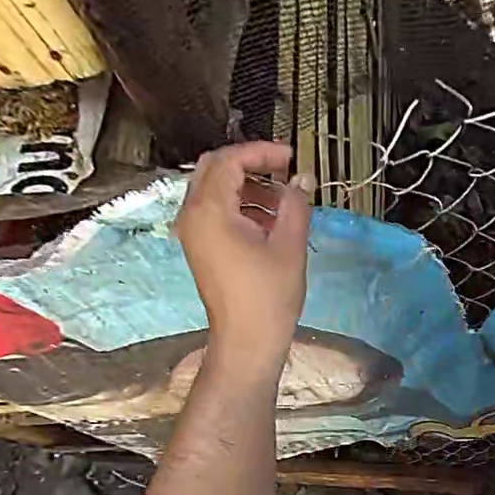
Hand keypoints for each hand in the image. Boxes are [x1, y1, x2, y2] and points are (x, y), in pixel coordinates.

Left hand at [173, 142, 313, 370]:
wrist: (247, 342)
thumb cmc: (269, 296)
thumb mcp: (289, 246)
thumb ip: (295, 203)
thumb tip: (302, 177)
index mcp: (210, 210)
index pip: (229, 160)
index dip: (261, 152)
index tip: (291, 157)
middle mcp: (192, 216)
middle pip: (215, 169)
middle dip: (250, 165)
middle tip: (283, 171)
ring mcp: (193, 234)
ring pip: (215, 191)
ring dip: (247, 187)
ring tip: (283, 203)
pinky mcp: (200, 249)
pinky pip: (215, 213)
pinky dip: (240, 207)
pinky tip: (269, 224)